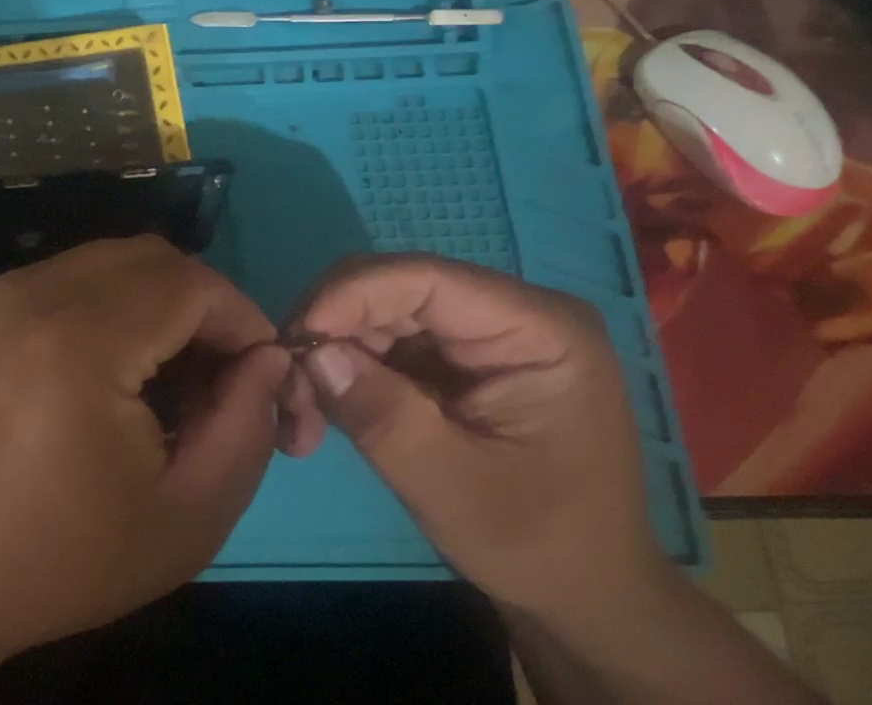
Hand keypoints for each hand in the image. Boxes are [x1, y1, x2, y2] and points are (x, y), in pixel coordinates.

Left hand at [0, 236, 293, 650]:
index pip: (191, 284)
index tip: (263, 382)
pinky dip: (115, 307)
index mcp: (77, 341)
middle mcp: (32, 295)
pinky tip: (120, 374)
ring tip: (174, 385)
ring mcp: (1, 295)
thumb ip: (245, 424)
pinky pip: (74, 278)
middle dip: (206, 309)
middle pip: (153, 259)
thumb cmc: (64, 558)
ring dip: (160, 305)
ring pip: (113, 262)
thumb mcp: (188, 514)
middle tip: (222, 384)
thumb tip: (267, 358)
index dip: (244, 323)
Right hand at [289, 254, 665, 615]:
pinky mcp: (456, 358)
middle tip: (288, 391)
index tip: (291, 344)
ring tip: (301, 414)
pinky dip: (344, 370)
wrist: (583, 594)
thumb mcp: (452, 488)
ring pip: (375, 311)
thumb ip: (384, 416)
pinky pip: (382, 341)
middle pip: (392, 288)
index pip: (423, 278)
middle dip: (330, 330)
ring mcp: (481, 334)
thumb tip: (312, 355)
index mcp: (538, 330)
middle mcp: (511, 314)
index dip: (348, 296)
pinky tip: (323, 409)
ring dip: (329, 354)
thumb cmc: (537, 544)